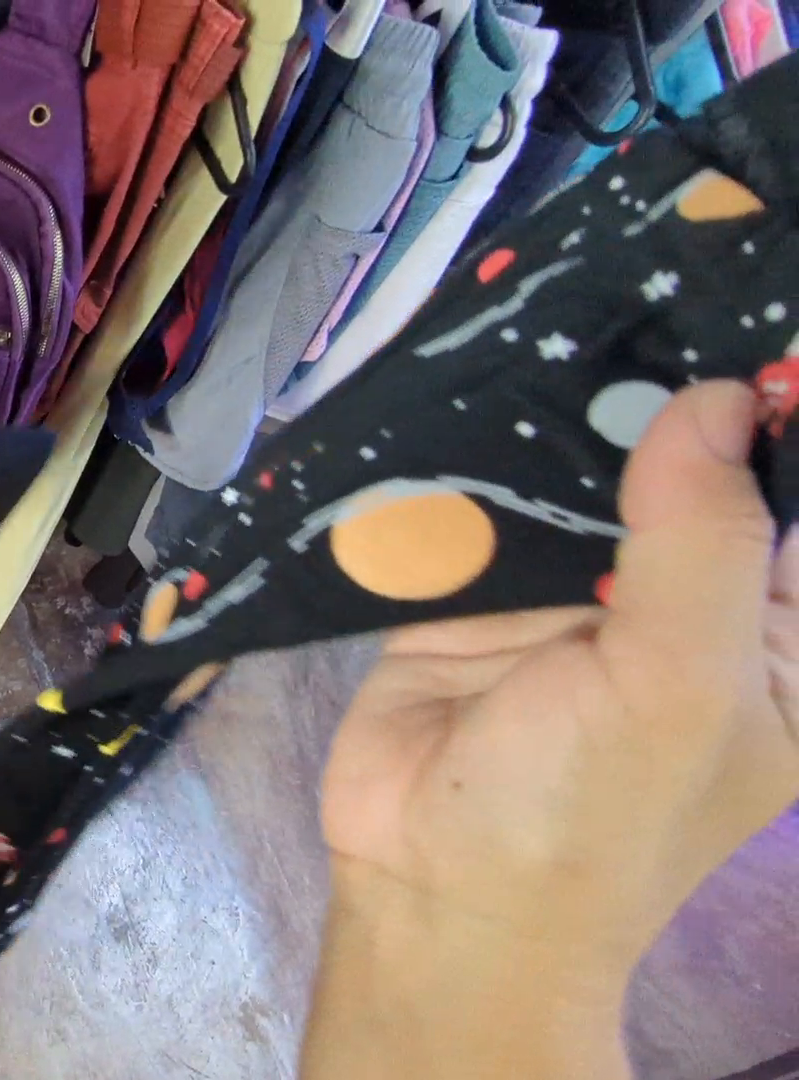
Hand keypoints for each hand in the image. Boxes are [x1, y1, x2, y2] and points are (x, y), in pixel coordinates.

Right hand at [321, 380, 798, 992]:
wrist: (427, 874)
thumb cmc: (587, 804)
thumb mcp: (679, 685)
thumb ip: (699, 546)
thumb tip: (707, 403)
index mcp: (765, 635)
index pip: (785, 506)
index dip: (775, 427)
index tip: (739, 331)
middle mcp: (657, 608)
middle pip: (661, 490)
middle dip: (641, 416)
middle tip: (605, 312)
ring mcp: (544, 608)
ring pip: (552, 504)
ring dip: (536, 445)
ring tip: (519, 348)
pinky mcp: (452, 610)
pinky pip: (459, 536)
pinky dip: (447, 494)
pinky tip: (436, 430)